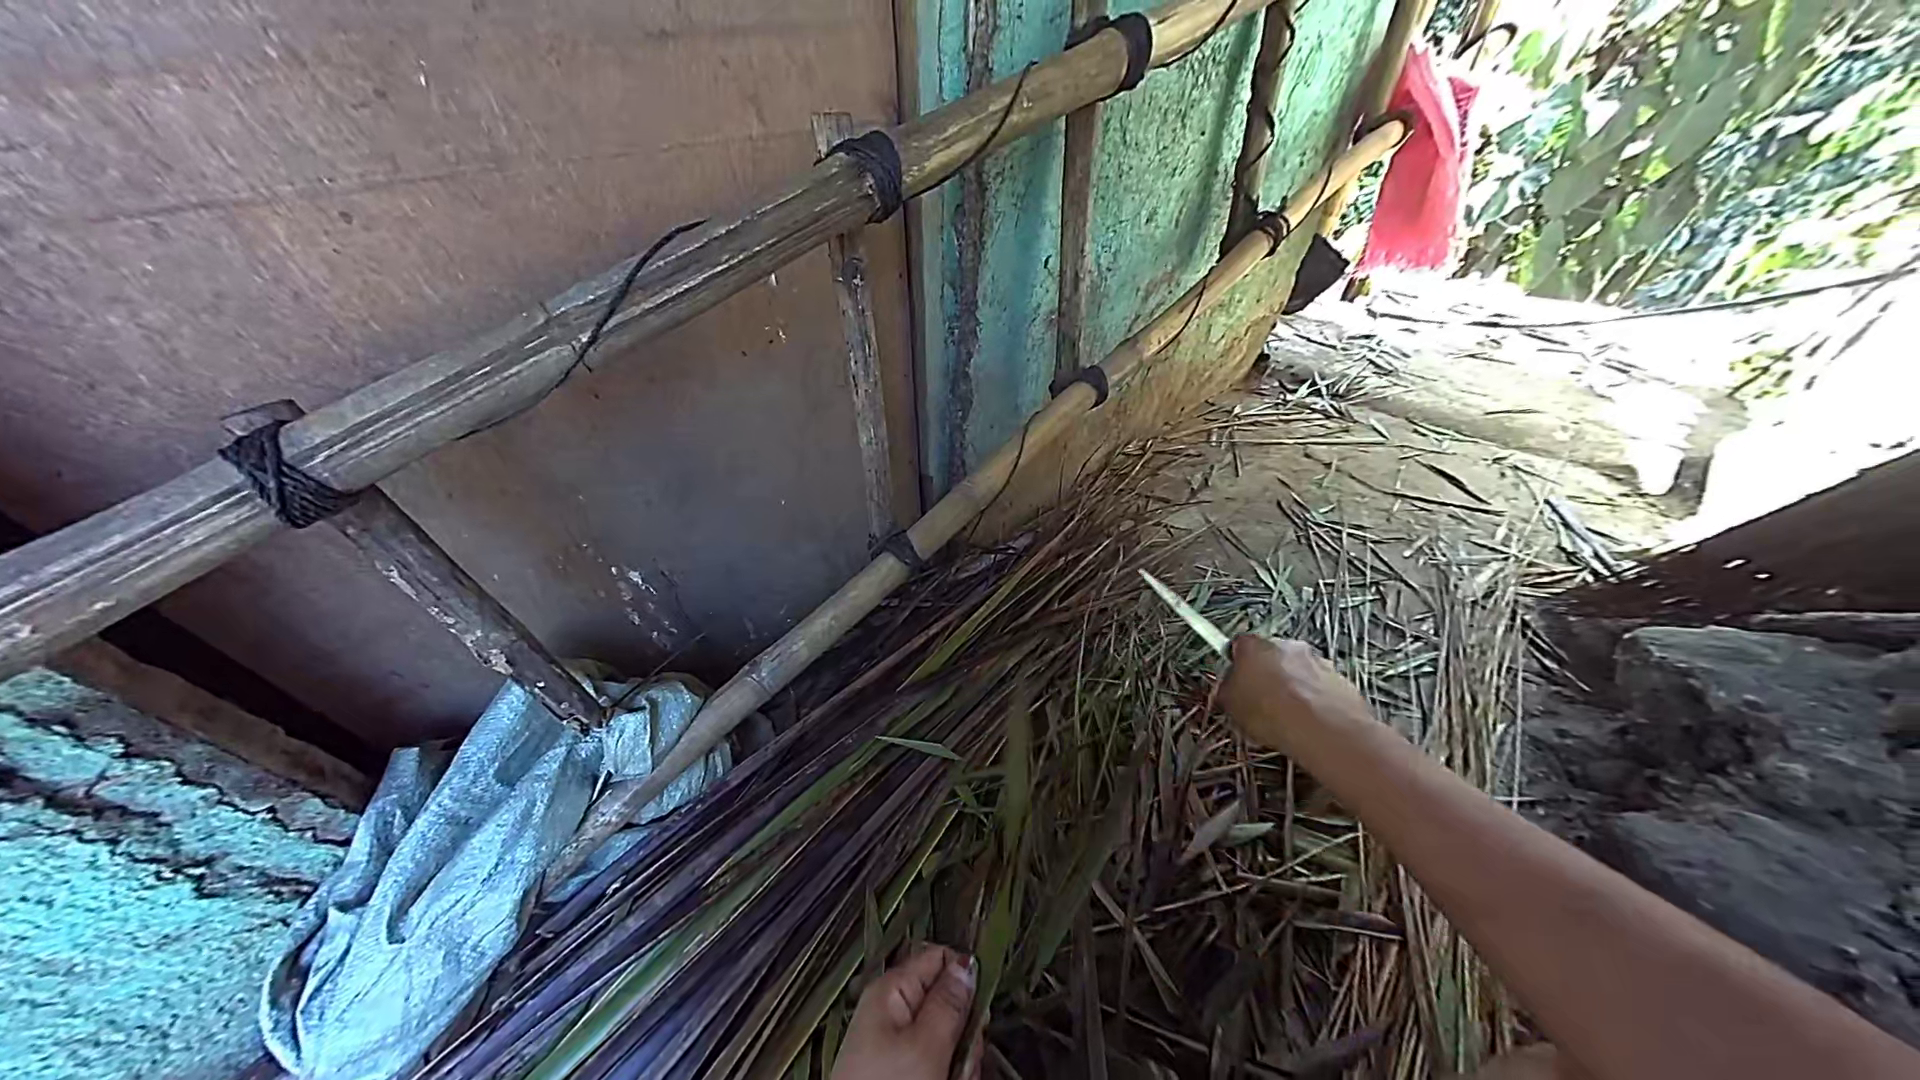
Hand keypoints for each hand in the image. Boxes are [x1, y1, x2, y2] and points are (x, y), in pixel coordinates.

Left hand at [831, 944, 978, 1079]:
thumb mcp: (925, 1046)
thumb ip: (950, 1002)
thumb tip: (967, 964)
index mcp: (891, 991)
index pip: (939, 958)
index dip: (966, 977)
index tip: (980, 1005)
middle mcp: (893, 1013)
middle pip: (948, 1003)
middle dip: (965, 1031)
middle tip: (962, 1059)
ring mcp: (896, 1047)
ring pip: (948, 1039)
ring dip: (959, 1061)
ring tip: (952, 1079)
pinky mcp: (902, 1073)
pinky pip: (936, 1065)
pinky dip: (947, 1076)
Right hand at [1218, 635, 1373, 751]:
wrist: (1324, 731)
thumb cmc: (1270, 712)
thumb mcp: (1229, 705)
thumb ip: (1225, 691)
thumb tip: (1226, 691)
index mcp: (1253, 645)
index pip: (1238, 646)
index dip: (1235, 665)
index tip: (1234, 682)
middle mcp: (1287, 645)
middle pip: (1270, 656)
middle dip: (1265, 676)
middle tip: (1258, 703)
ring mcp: (1317, 661)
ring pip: (1297, 672)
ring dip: (1291, 689)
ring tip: (1284, 719)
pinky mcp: (1340, 681)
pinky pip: (1320, 688)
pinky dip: (1314, 702)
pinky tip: (1306, 725)